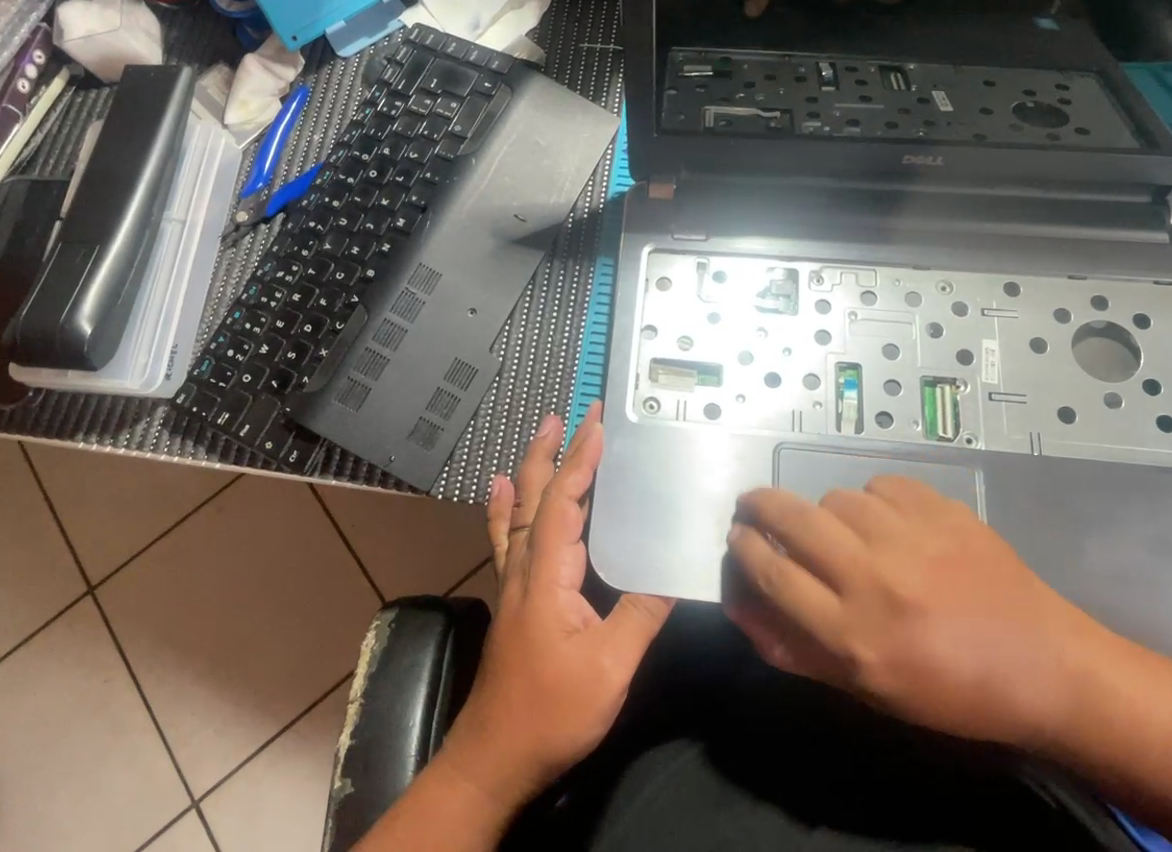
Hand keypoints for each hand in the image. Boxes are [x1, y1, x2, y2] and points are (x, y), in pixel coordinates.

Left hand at [434, 409, 675, 814]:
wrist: (496, 757)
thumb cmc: (552, 712)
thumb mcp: (609, 666)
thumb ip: (641, 614)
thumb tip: (675, 569)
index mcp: (548, 576)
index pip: (564, 503)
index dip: (581, 461)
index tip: (597, 424)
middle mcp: (525, 569)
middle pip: (536, 497)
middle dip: (552, 452)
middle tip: (568, 413)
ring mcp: (515, 584)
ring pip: (521, 512)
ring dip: (533, 470)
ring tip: (542, 433)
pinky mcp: (514, 601)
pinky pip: (508, 540)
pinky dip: (505, 508)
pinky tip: (500, 490)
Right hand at [724, 477, 1118, 750]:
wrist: (1045, 667)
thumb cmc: (948, 691)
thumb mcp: (865, 689)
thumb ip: (794, 648)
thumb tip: (741, 605)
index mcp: (853, 635)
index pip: (772, 574)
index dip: (745, 549)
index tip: (737, 536)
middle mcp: (875, 579)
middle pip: (793, 520)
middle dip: (760, 506)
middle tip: (752, 506)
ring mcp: (912, 539)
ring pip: (837, 497)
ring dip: (825, 511)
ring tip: (838, 528)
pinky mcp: (944, 512)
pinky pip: (882, 484)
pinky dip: (873, 499)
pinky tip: (886, 520)